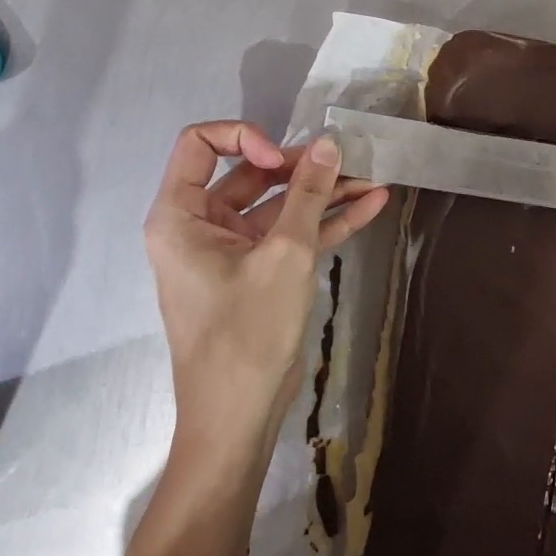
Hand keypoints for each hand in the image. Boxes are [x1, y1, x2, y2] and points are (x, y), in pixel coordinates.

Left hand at [144, 122, 389, 434]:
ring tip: (374, 178)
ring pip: (278, 205)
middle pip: (251, 174)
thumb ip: (309, 194)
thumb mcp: (285, 254)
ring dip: (324, 194)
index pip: (200, 145)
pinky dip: (325, 222)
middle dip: (303, 167)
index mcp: (180, 216)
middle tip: (350, 162)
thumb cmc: (247, 331)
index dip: (245, 138)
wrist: (239, 417)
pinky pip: (290, 235)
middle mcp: (201, 226)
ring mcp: (232, 251)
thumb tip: (330, 144)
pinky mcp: (259, 273)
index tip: (284, 159)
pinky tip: (371, 207)